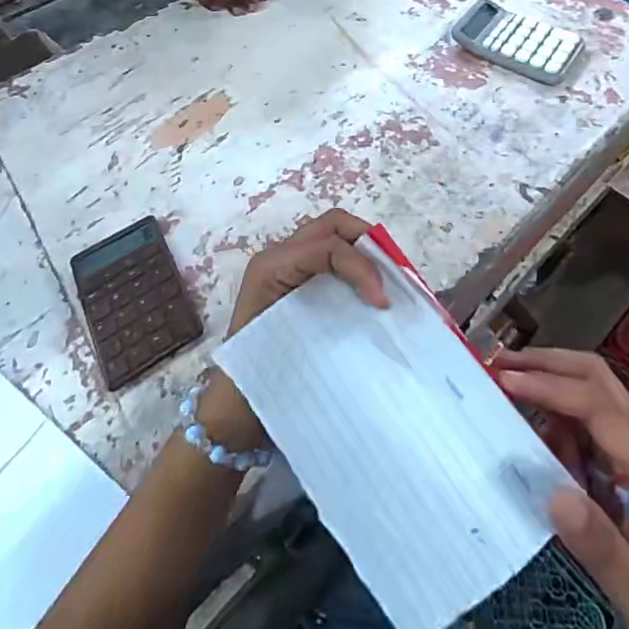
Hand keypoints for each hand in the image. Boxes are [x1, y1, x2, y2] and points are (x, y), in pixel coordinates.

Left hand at [201, 210, 388, 449]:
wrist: (235, 402)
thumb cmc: (260, 377)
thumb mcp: (297, 344)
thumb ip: (333, 317)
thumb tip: (384, 305)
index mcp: (272, 267)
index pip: (329, 246)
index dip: (362, 267)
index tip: (383, 303)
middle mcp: (279, 257)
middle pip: (334, 225)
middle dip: (369, 244)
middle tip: (393, 279)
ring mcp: (289, 266)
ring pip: (335, 237)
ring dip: (366, 254)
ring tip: (389, 285)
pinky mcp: (298, 279)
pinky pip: (333, 257)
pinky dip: (358, 267)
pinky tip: (374, 294)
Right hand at [494, 349, 628, 628]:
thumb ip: (602, 547)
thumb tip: (553, 493)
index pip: (599, 408)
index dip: (551, 387)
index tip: (504, 381)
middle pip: (600, 384)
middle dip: (550, 364)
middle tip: (500, 362)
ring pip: (590, 401)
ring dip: (549, 385)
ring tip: (503, 388)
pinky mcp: (617, 482)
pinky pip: (580, 435)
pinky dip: (550, 422)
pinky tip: (526, 437)